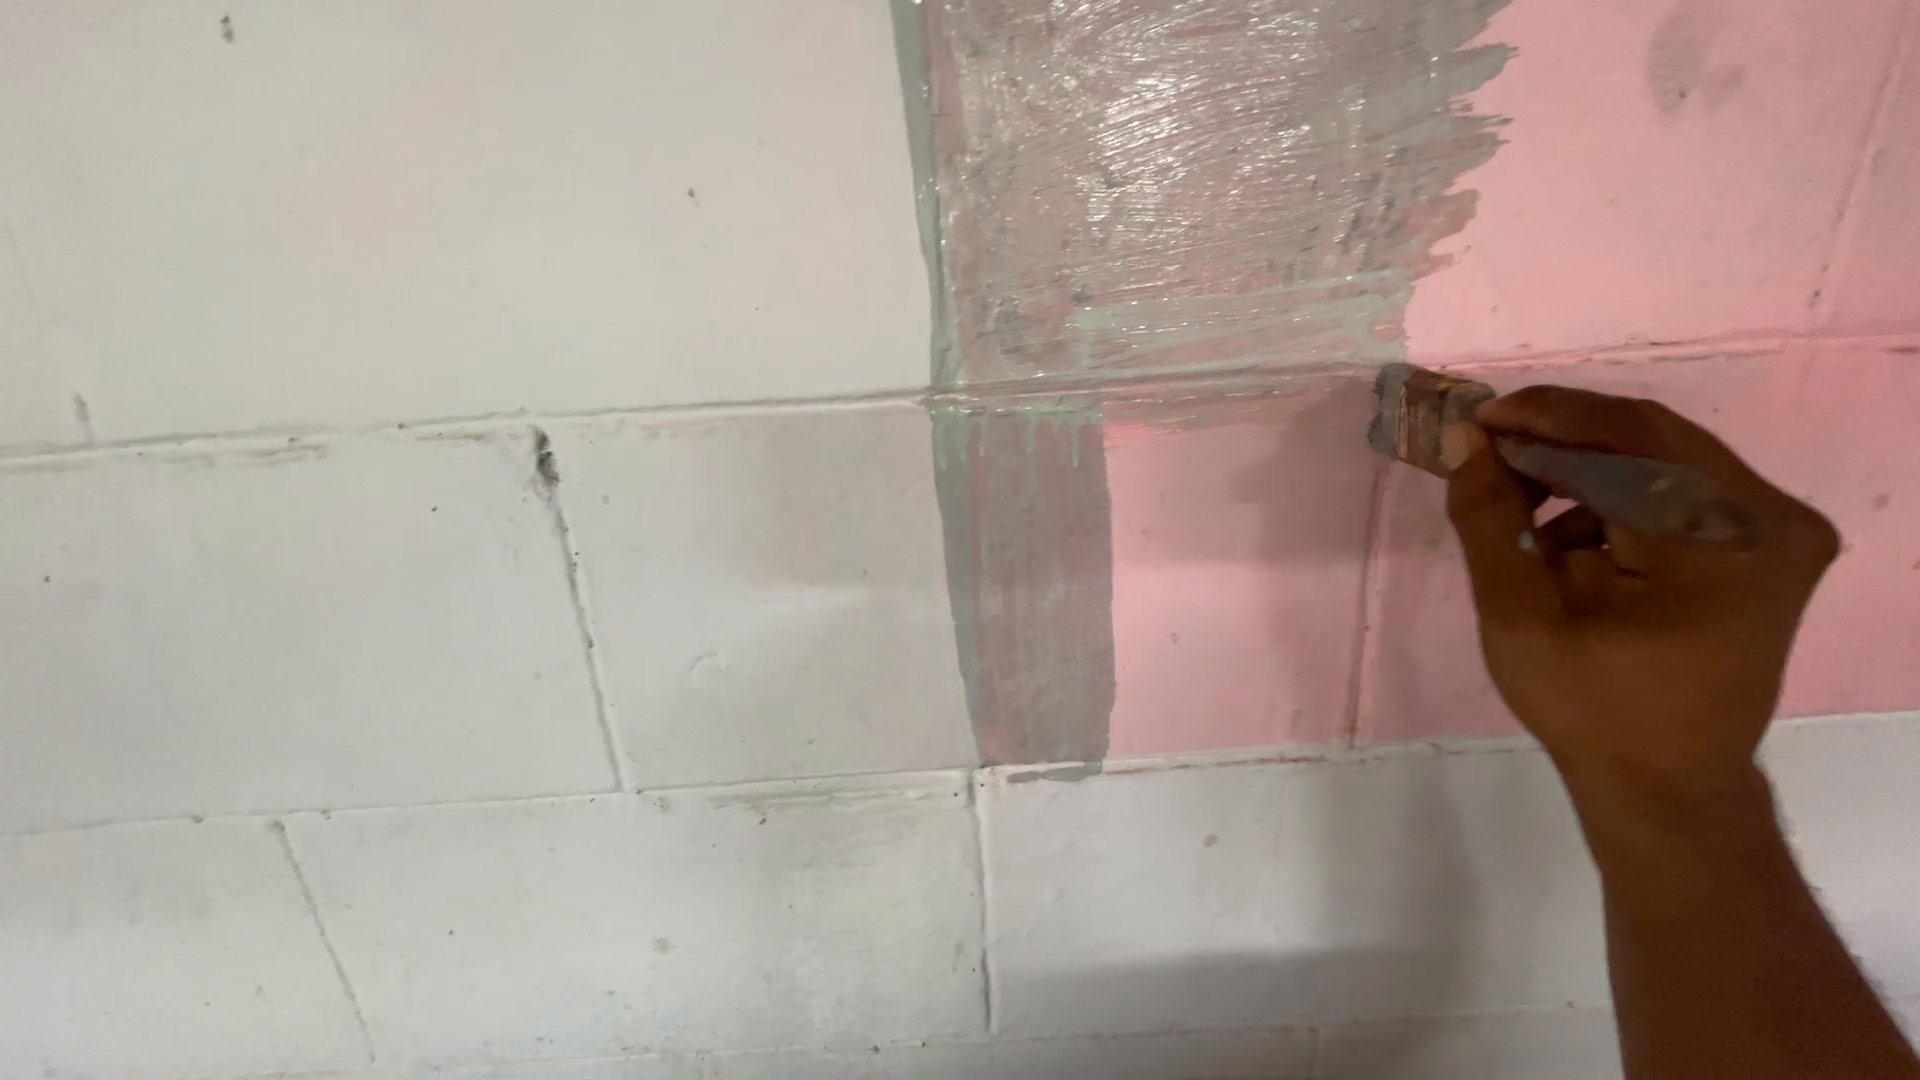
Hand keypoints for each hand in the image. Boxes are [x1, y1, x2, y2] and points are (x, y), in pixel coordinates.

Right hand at [1443, 386, 1839, 791]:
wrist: (1664, 776)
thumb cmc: (1584, 700)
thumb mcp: (1515, 608)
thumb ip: (1489, 517)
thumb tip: (1469, 442)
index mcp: (1717, 539)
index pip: (1629, 436)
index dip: (1545, 415)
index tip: (1476, 420)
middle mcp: (1771, 521)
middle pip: (1652, 438)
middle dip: (1559, 435)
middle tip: (1487, 448)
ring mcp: (1779, 533)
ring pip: (1665, 458)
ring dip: (1583, 464)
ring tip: (1517, 496)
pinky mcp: (1766, 548)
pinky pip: (1681, 489)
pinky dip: (1615, 493)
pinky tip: (1566, 533)